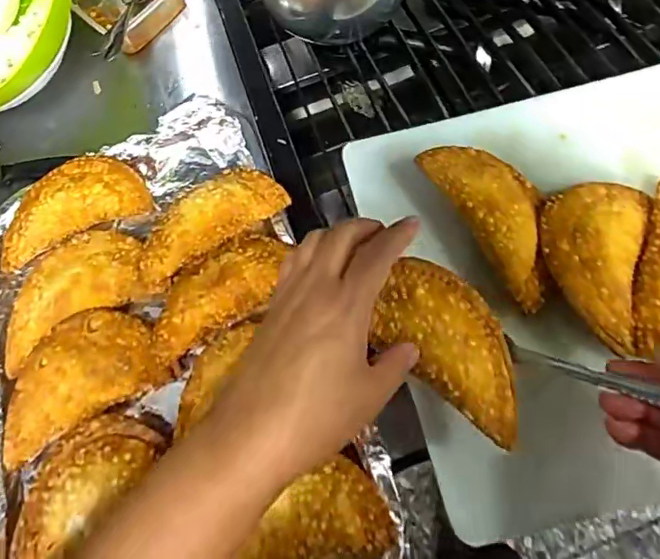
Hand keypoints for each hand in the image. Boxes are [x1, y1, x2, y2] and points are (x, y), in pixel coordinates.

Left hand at [192, 217, 420, 489]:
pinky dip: (312, 249)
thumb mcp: (368, 398)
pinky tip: (316, 266)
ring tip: (353, 244)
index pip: (376, 256)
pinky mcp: (271, 305)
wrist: (249, 435)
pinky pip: (293, 259)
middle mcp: (317, 288)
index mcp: (347, 305)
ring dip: (337, 233)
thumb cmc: (315, 419)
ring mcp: (289, 293)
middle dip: (366, 226)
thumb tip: (408, 348)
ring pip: (313, 240)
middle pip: (342, 235)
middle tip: (384, 233)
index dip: (397, 236)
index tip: (411, 224)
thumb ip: (393, 367)